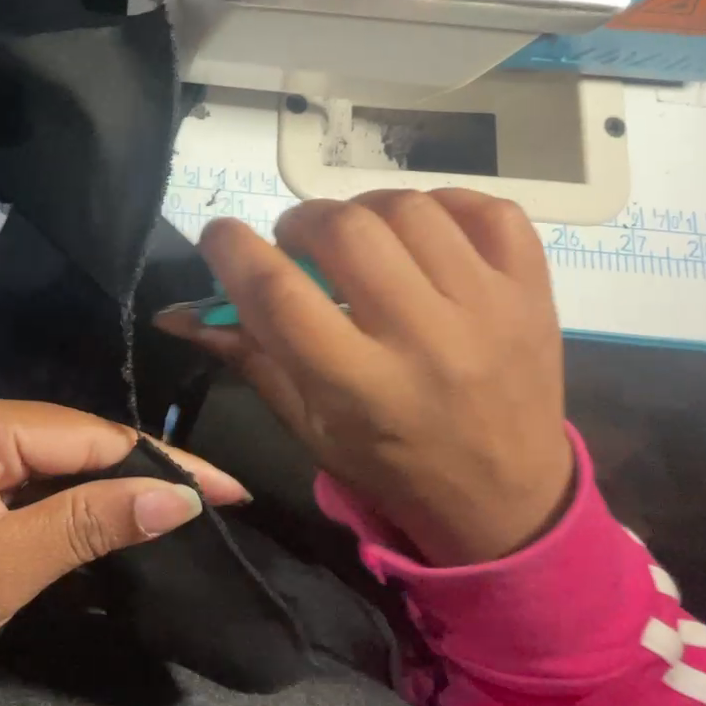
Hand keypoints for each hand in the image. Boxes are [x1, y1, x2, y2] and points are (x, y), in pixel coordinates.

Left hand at [0, 386, 249, 699]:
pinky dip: (67, 498)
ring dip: (106, 486)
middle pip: (73, 440)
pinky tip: (109, 512)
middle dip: (140, 472)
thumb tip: (180, 497)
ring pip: (53, 458)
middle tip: (217, 501)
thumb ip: (90, 523)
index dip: (162, 462)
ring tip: (180, 506)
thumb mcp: (4, 566)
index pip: (89, 434)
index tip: (231, 489)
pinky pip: (26, 473)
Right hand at [159, 189, 573, 566]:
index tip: (219, 238)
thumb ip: (244, 353)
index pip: (277, 291)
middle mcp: (426, 339)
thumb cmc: (386, 464)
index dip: (232, 248)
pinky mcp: (533, 291)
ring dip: (362, 210)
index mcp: (358, 384)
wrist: (507, 500)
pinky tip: (418, 234)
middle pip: (344, 231)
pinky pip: (485, 208)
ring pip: (408, 208)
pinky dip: (439, 204)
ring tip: (356, 238)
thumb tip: (173, 312)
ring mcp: (489, 308)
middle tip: (296, 246)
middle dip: (299, 222)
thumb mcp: (303, 421)